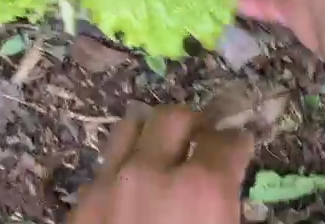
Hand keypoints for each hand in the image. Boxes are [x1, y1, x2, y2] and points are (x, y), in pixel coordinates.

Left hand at [69, 105, 252, 223]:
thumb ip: (226, 207)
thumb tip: (226, 191)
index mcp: (202, 190)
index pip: (226, 145)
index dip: (237, 141)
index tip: (242, 141)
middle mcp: (153, 172)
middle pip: (175, 118)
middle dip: (195, 121)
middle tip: (205, 133)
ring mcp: (111, 181)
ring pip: (133, 126)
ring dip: (153, 130)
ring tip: (165, 142)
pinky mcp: (82, 199)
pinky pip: (107, 162)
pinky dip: (125, 160)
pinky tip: (132, 175)